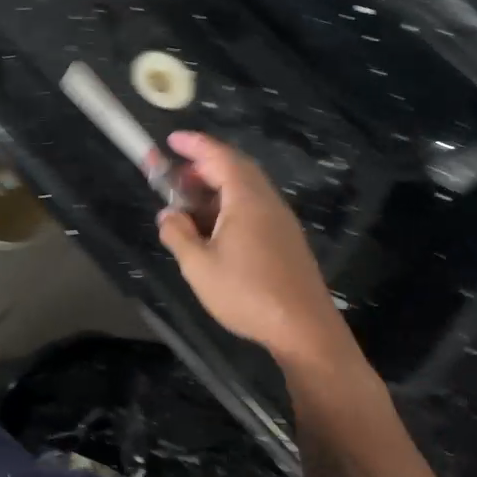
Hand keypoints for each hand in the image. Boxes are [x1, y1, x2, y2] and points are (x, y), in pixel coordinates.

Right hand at [156, 131, 352, 366]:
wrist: (308, 336)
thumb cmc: (249, 295)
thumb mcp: (198, 266)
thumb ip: (177, 233)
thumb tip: (168, 215)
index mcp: (248, 202)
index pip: (221, 158)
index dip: (195, 144)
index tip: (171, 140)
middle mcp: (269, 206)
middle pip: (237, 170)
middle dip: (203, 165)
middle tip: (174, 175)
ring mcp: (283, 226)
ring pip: (247, 190)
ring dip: (215, 188)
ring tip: (187, 204)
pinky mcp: (288, 244)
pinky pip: (255, 209)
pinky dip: (229, 205)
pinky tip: (213, 229)